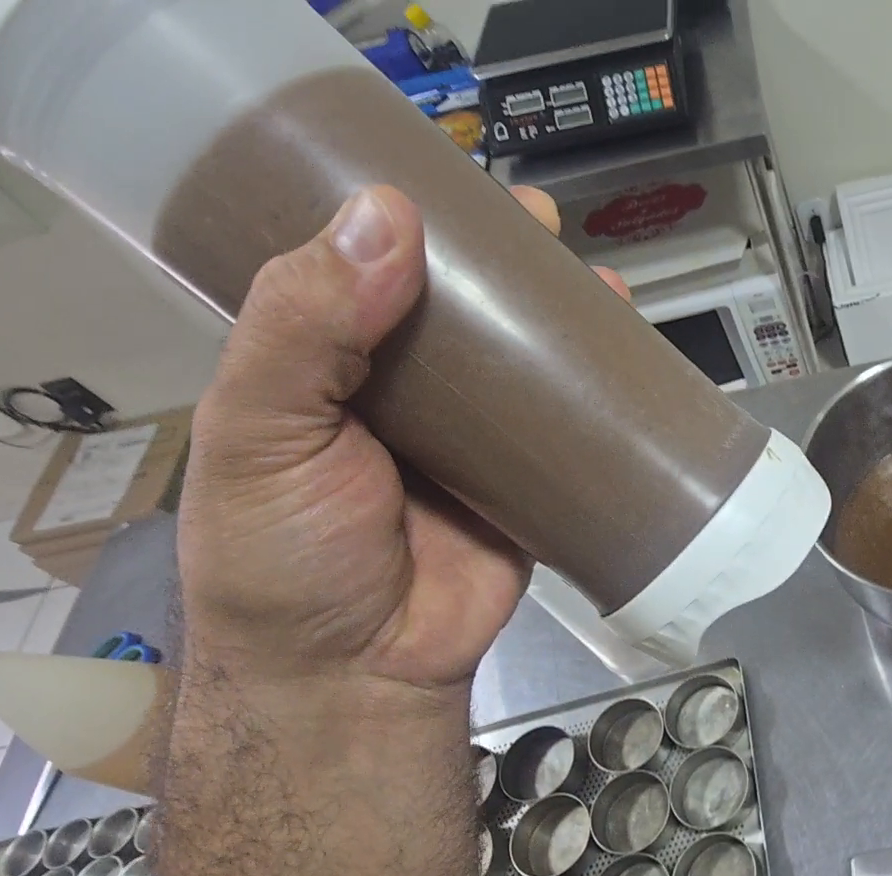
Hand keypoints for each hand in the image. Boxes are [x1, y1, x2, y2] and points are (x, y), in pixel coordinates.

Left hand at [177, 184, 622, 693]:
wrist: (362, 673)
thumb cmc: (286, 556)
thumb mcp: (261, 431)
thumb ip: (306, 326)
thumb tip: (386, 216)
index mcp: (324, 368)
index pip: (365, 273)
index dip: (409, 224)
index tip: (454, 186)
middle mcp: (404, 396)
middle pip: (462, 311)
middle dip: (505, 266)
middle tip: (542, 227)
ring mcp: (475, 443)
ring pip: (524, 364)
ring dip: (562, 321)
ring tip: (599, 284)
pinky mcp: (530, 487)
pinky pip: (568, 431)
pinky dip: (601, 398)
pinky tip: (630, 362)